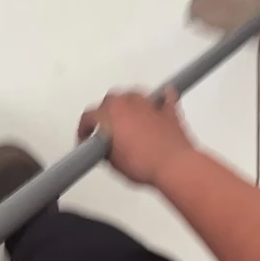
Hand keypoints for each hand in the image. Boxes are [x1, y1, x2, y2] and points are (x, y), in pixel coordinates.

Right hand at [79, 89, 198, 185]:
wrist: (174, 165)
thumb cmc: (145, 163)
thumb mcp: (114, 164)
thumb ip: (105, 150)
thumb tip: (107, 150)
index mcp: (110, 114)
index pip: (88, 115)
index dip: (84, 127)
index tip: (86, 135)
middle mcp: (128, 103)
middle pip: (110, 99)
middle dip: (106, 111)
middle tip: (106, 126)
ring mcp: (149, 104)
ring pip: (134, 95)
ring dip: (129, 104)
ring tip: (129, 117)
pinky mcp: (169, 110)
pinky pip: (164, 97)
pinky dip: (160, 100)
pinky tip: (158, 103)